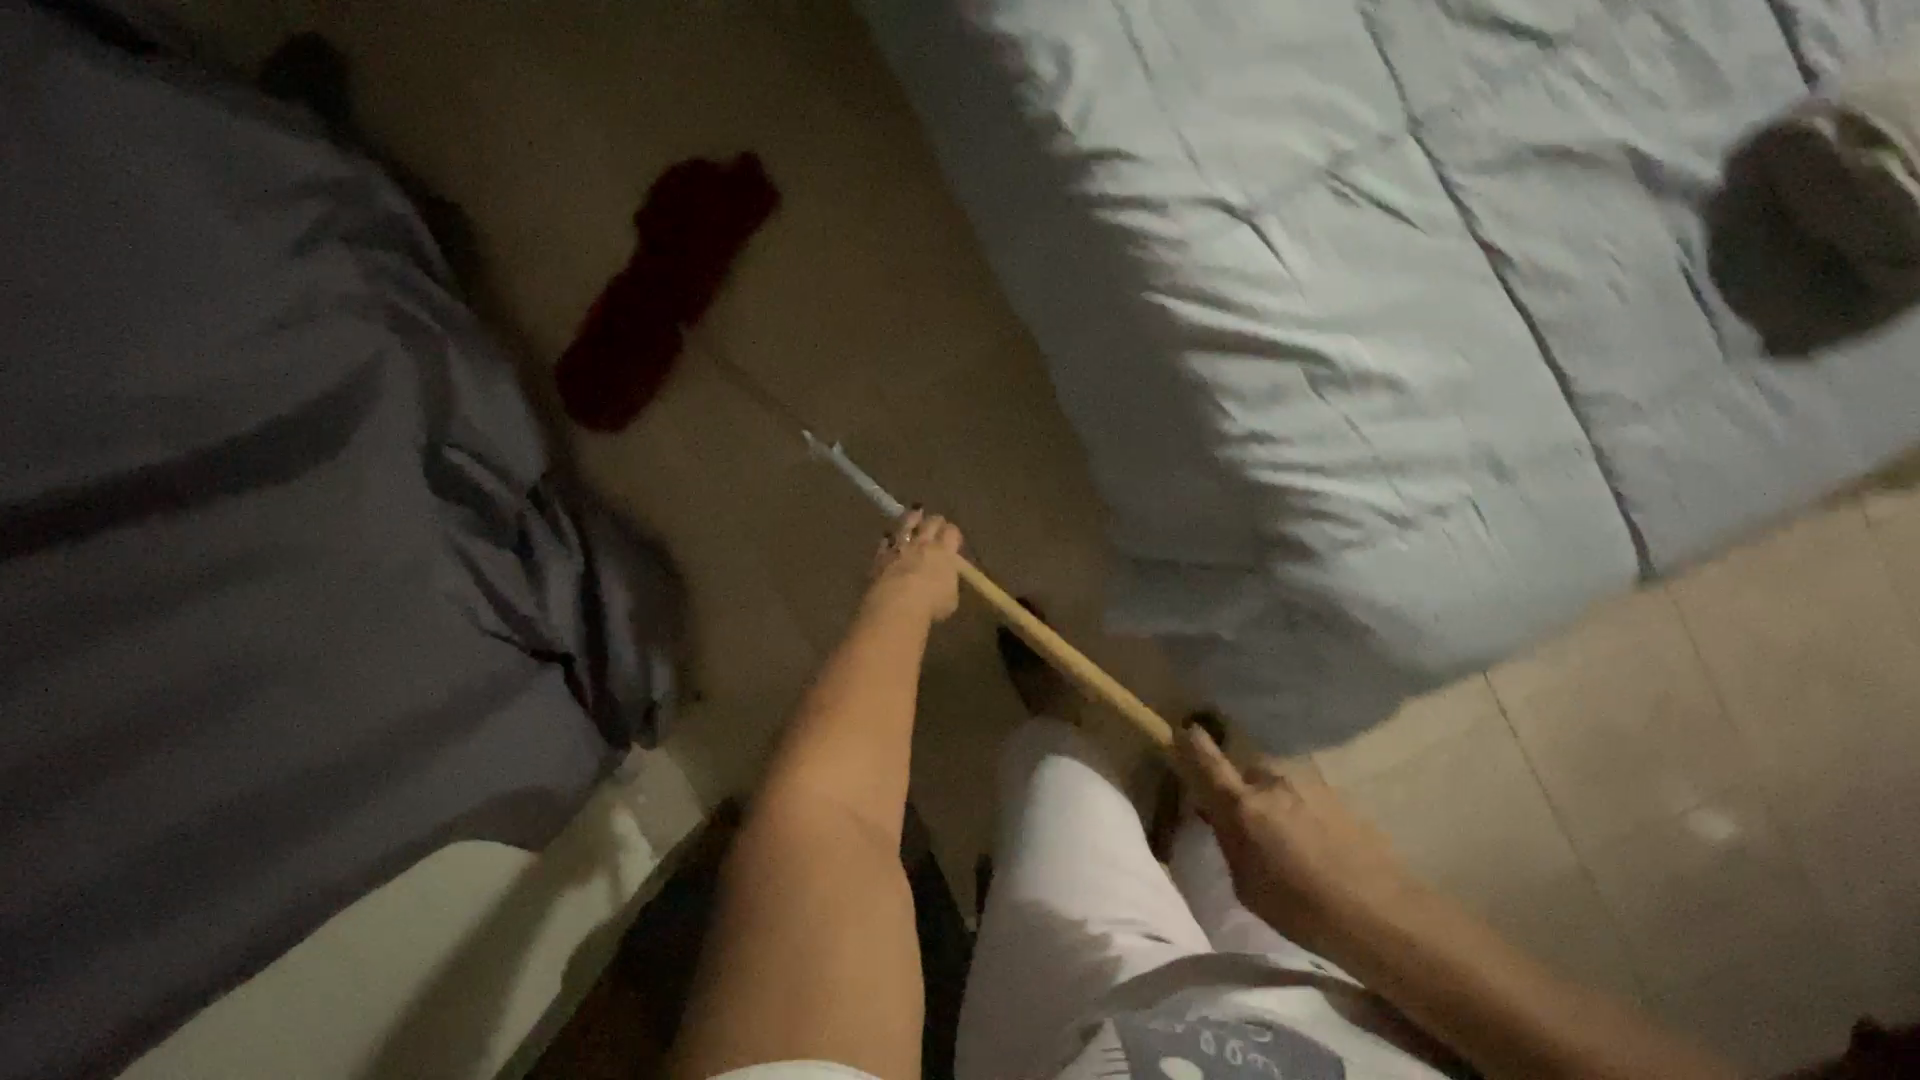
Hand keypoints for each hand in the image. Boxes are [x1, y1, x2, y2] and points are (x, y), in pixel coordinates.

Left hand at [865, 509, 962, 623]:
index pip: (952, 533)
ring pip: (906, 524)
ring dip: (911, 518)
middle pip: (931, 522)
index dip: (953, 534)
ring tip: (914, 514)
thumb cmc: (931, 604)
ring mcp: (900, 546)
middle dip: (935, 521)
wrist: (897, 603)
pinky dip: (889, 539)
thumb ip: (948, 584)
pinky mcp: (881, 555)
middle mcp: (923, 543)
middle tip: (936, 523)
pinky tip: (888, 539)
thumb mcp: (950, 598)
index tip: (953, 539)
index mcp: (944, 552)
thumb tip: (945, 581)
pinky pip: (886, 541)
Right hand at [1177, 724, 1431, 957]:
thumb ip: (1229, 842)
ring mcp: (1310, 784)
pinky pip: (1305, 794)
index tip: (1183, 730)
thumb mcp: (1246, 884)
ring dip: (1274, 800)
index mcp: (1241, 803)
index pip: (1205, 756)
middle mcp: (1272, 781)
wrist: (1379, 913)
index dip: (1189, 741)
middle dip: (1241, 788)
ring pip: (1278, 782)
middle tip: (1246, 819)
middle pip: (1246, 770)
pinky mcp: (1339, 795)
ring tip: (1285, 837)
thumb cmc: (1299, 908)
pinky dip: (1301, 810)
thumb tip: (1218, 818)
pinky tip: (1314, 843)